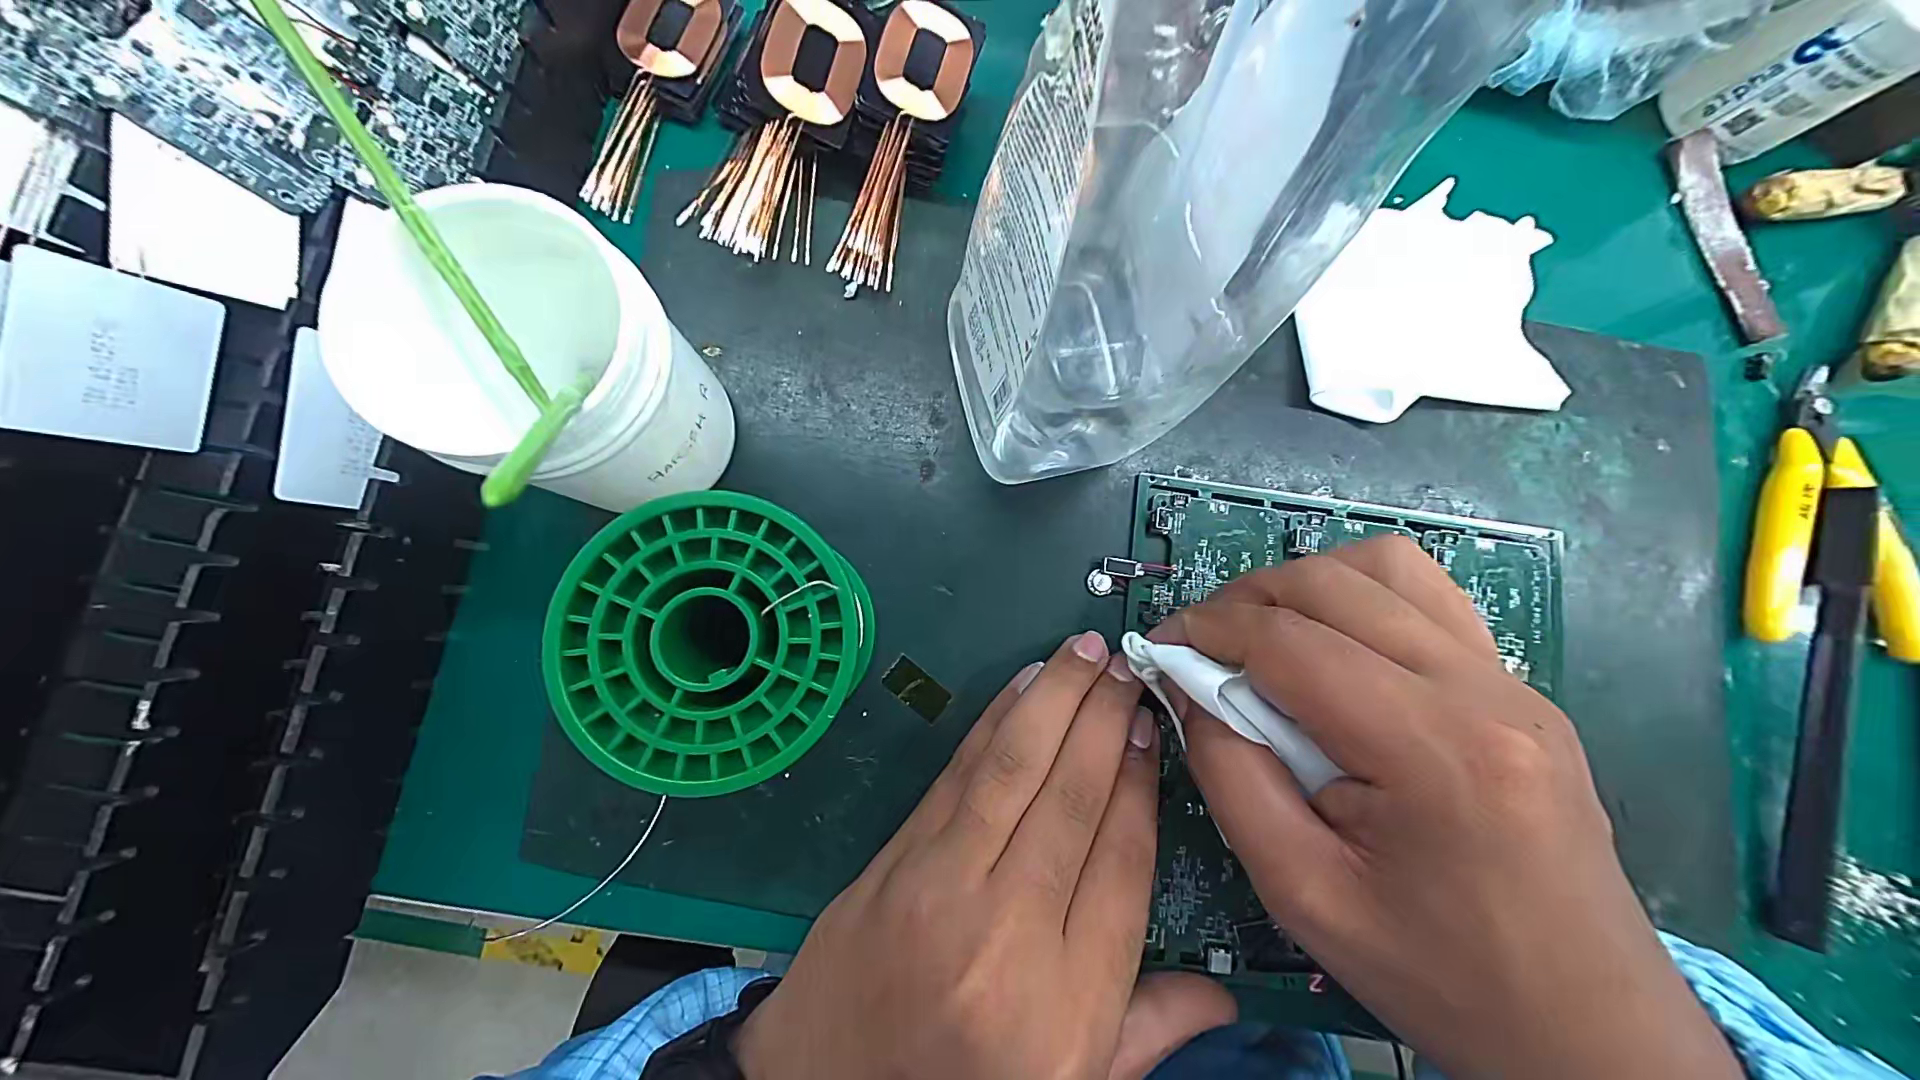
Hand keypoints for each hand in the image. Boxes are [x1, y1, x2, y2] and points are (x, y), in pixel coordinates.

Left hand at [737, 632, 1172, 1079]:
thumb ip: (1145, 1030)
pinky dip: (993, 722)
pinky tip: (1021, 686)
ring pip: (1013, 770)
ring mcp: (943, 884)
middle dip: (1104, 720)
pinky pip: (957, 774)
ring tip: (1083, 652)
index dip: (1140, 785)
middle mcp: (1009, 929)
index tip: (1151, 731)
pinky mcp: (896, 857)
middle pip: (1071, 799)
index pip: (1123, 862)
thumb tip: (1222, 996)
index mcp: (1067, 998)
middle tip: (1127, 668)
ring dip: (1052, 699)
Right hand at [1151, 536, 1740, 1079]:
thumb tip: (1190, 688)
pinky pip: (1424, 594)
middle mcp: (1483, 689)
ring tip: (1262, 635)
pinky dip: (1356, 593)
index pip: (1290, 642)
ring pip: (1382, 567)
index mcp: (1435, 749)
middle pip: (1331, 586)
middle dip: (1242, 600)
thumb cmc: (1435, 973)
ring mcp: (1511, 679)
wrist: (1589, 1032)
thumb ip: (1228, 772)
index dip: (1207, 631)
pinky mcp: (1517, 685)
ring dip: (1301, 586)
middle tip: (1199, 645)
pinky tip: (1331, 641)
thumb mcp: (1297, 888)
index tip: (1159, 646)